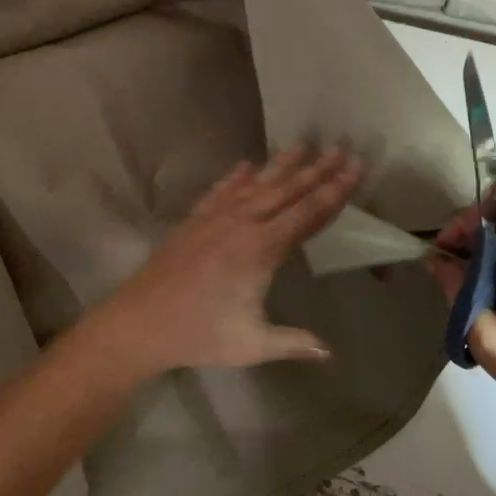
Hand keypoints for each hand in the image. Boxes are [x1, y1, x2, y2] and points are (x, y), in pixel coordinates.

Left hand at [93, 147, 363, 371]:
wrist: (139, 322)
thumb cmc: (198, 335)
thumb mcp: (250, 344)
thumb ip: (292, 343)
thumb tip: (329, 351)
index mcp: (260, 250)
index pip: (306, 214)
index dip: (334, 192)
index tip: (355, 170)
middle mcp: (240, 224)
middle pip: (285, 191)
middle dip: (316, 170)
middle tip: (341, 148)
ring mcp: (214, 219)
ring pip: (254, 184)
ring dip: (281, 165)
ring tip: (302, 144)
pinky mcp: (193, 221)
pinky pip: (220, 191)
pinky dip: (235, 177)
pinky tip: (245, 165)